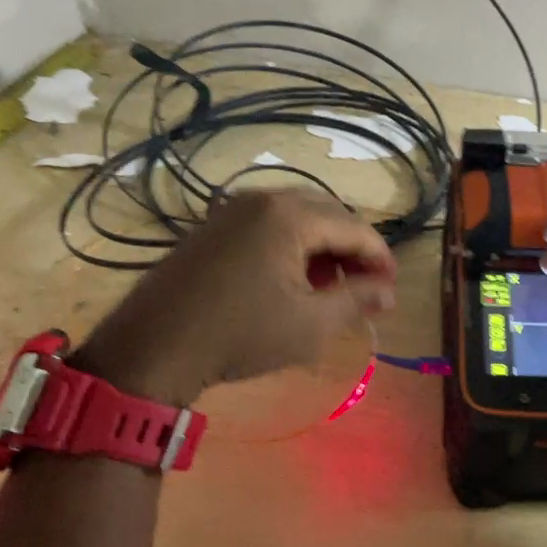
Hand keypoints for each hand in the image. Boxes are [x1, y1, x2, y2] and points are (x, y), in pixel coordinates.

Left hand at [69, 190, 396, 405]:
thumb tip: (388, 291)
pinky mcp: (212, 227)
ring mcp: (232, 209)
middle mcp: (262, 199)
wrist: (154, 347)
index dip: (381, 259)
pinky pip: (268, 224)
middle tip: (366, 287)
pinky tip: (292, 279)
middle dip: (353, 248)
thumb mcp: (310, 324)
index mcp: (290, 215)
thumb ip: (357, 300)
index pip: (355, 228)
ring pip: (297, 216)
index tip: (392, 291)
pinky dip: (292, 245)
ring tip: (332, 286)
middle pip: (328, 213)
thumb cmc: (241, 336)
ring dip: (323, 246)